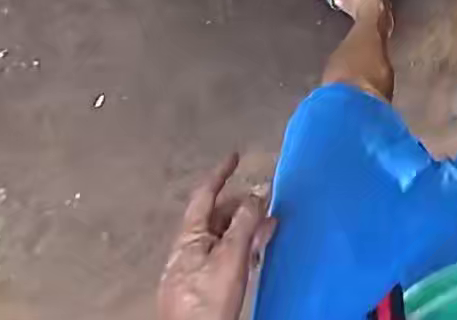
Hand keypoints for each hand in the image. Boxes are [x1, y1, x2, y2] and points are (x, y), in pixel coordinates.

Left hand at [158, 153, 276, 319]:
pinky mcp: (202, 291)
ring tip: (269, 227)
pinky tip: (257, 253)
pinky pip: (224, 257)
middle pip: (216, 217)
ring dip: (246, 227)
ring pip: (222, 238)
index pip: (204, 196)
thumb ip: (246, 219)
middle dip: (242, 205)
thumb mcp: (232, 255)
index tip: (236, 157)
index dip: (220, 174)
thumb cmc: (210, 300)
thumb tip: (260, 189)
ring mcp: (192, 273)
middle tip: (266, 203)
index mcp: (188, 239)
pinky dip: (242, 247)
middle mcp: (187, 252)